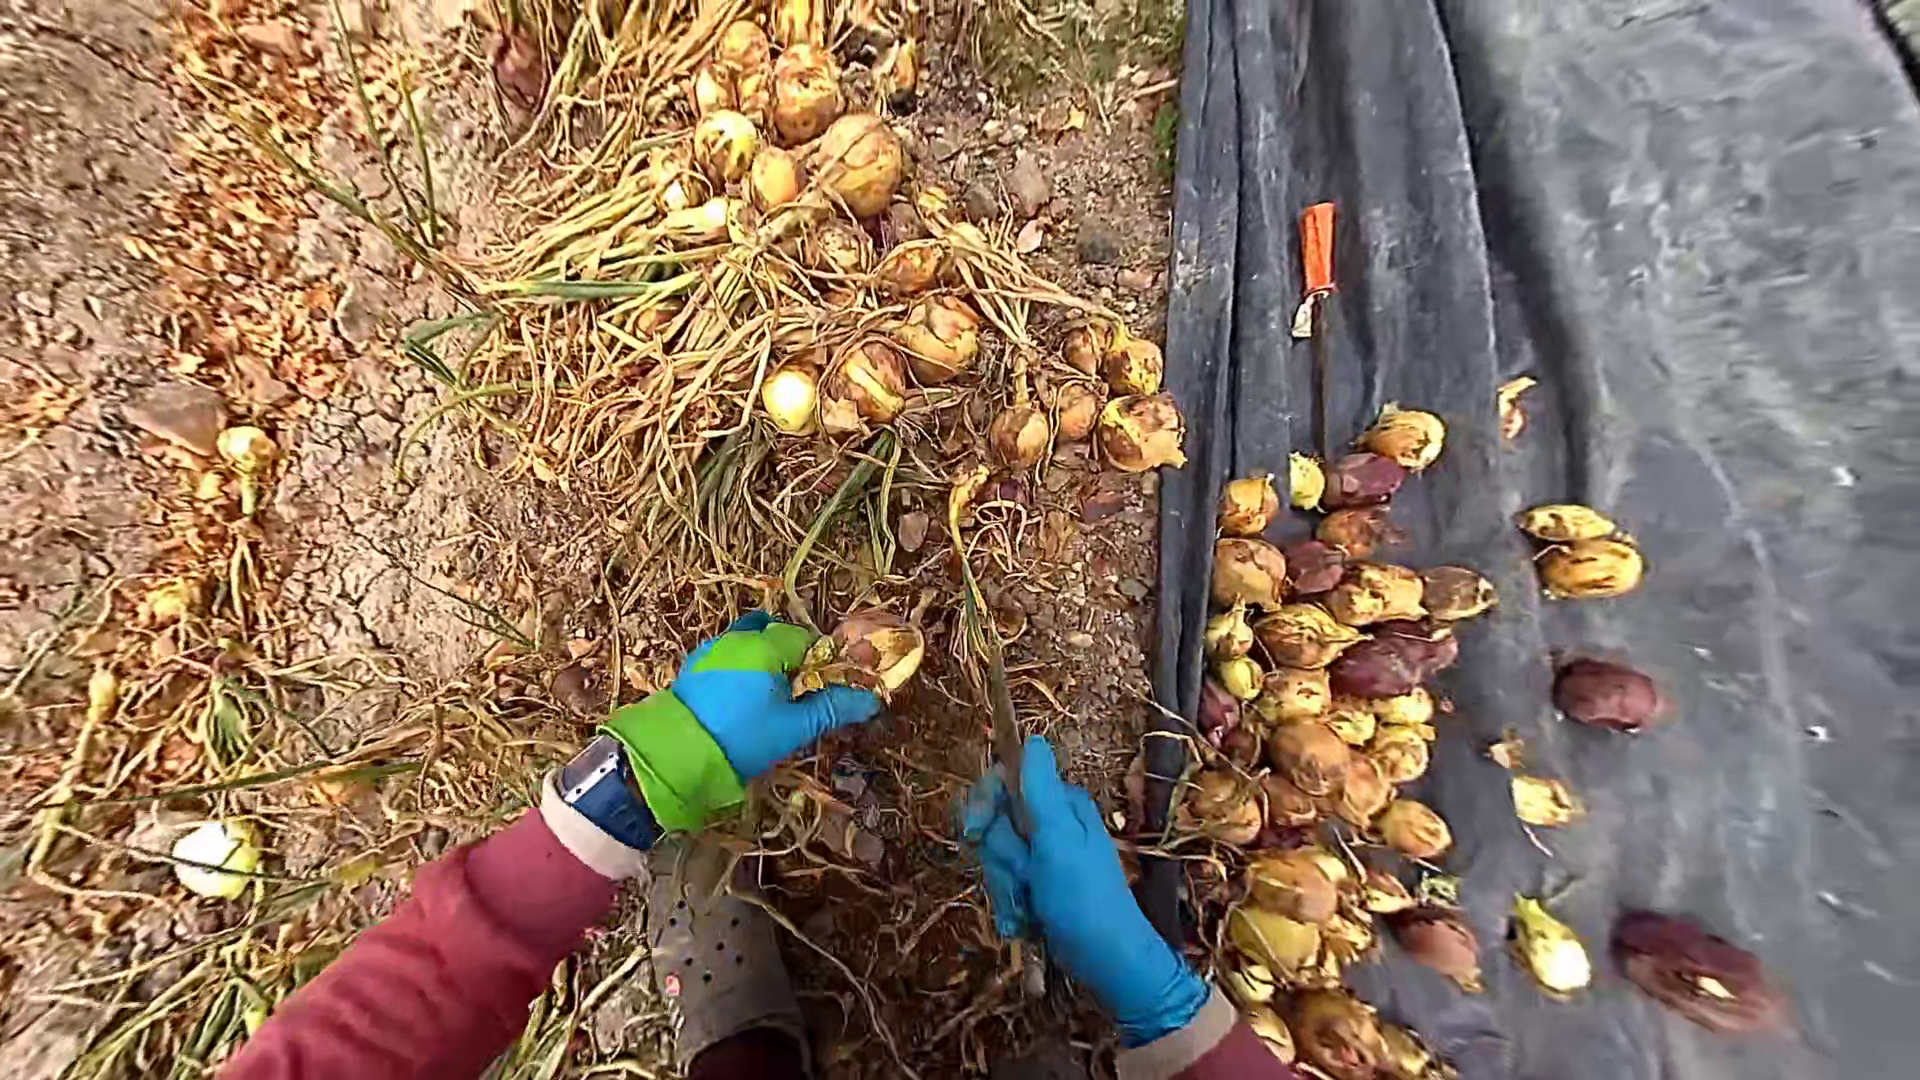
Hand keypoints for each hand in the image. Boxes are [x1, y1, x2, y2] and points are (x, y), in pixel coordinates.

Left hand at [673, 611, 881, 777]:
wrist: (671, 757)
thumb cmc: (741, 738)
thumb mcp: (793, 727)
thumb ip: (832, 708)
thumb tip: (872, 700)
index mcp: (766, 646)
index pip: (805, 639)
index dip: (816, 662)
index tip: (816, 689)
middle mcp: (739, 638)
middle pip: (777, 634)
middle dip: (791, 657)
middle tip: (794, 693)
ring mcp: (713, 649)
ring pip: (750, 640)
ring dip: (765, 658)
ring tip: (767, 694)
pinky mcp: (694, 665)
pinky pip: (728, 653)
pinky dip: (741, 665)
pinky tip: (740, 695)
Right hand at [962, 736, 1207, 1046]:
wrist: (1110, 964)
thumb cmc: (1085, 898)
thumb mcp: (1059, 839)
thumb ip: (1040, 789)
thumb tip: (1033, 738)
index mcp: (1059, 802)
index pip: (1002, 782)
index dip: (983, 805)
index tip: (974, 831)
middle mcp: (1050, 821)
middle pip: (994, 823)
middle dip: (1001, 857)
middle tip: (1024, 878)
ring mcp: (1042, 854)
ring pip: (996, 856)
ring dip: (1005, 886)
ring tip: (1028, 907)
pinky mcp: (1036, 883)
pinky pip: (1004, 882)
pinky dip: (1010, 904)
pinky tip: (1025, 921)